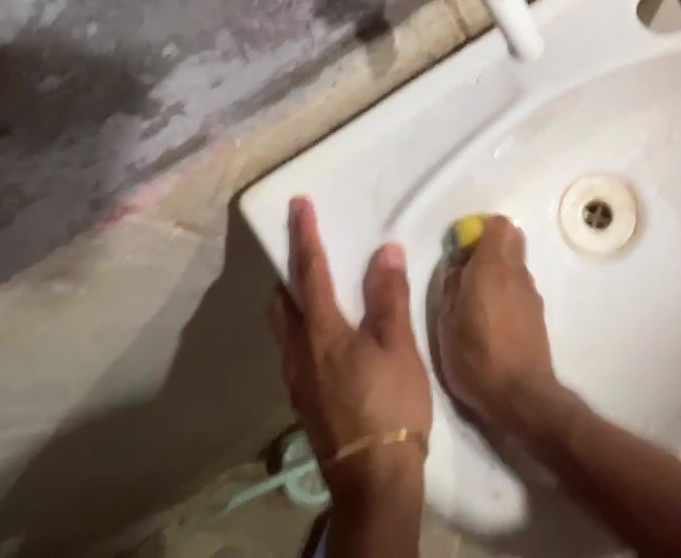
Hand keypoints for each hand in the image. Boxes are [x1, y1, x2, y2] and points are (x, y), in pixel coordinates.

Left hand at [270, 197, 431, 504]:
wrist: (373, 476)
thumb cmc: (390, 402)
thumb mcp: (397, 345)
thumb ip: (388, 296)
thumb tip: (384, 251)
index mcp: (321, 330)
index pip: (309, 270)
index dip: (304, 235)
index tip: (297, 204)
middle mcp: (299, 350)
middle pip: (282, 300)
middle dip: (290, 271)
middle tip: (305, 250)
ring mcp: (297, 379)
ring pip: (284, 327)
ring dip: (294, 301)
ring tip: (318, 291)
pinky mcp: (304, 400)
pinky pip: (295, 350)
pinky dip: (304, 328)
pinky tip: (330, 339)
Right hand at [433, 216, 565, 437]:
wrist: (520, 395)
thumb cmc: (475, 358)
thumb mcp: (446, 323)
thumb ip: (450, 286)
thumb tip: (455, 265)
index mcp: (491, 267)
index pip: (497, 225)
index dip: (479, 229)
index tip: (460, 246)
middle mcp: (516, 273)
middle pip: (510, 239)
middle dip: (488, 245)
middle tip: (465, 269)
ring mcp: (530, 292)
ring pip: (515, 263)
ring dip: (497, 269)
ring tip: (474, 299)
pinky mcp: (537, 312)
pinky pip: (519, 286)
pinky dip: (505, 289)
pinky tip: (490, 318)